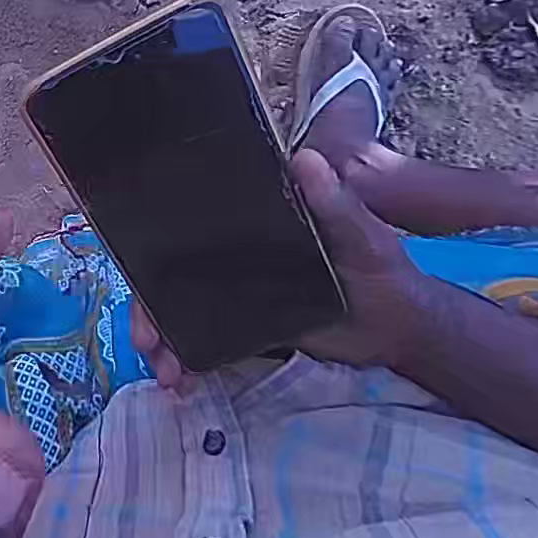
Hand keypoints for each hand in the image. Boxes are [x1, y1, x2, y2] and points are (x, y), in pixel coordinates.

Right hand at [130, 149, 446, 386]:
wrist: (401, 327)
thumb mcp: (360, 231)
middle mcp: (221, 256)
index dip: (148, 251)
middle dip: (146, 310)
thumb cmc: (379, 266)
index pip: (178, 231)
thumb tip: (305, 158)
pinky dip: (183, 360)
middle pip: (164, 277)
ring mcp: (226, 293)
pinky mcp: (239, 327)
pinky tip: (178, 380)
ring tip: (165, 374)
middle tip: (146, 343)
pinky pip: (198, 340)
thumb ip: (334, 201)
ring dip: (160, 340)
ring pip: (174, 311)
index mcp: (238, 225)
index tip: (135, 274)